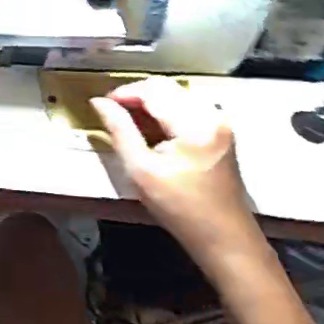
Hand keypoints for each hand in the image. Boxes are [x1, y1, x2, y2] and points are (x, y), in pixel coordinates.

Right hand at [90, 79, 264, 271]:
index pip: (153, 90)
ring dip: (151, 101)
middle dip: (136, 95)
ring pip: (176, 93)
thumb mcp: (140, 170)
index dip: (123, 92)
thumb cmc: (179, 207)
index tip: (103, 105)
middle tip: (113, 111)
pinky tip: (153, 128)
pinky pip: (188, 105)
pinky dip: (166, 109)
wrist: (224, 237)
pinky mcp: (221, 130)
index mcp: (194, 124)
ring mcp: (220, 122)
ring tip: (130, 120)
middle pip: (166, 87)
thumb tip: (99, 102)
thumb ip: (119, 130)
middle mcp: (211, 115)